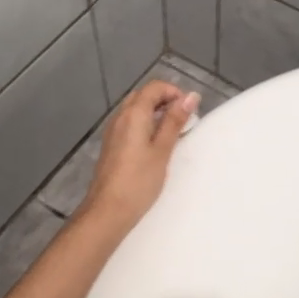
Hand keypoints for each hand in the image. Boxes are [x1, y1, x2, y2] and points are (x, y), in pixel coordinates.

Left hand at [80, 80, 197, 231]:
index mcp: (133, 114)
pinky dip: (144, 124)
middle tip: (182, 120)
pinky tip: (154, 145)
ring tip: (171, 133)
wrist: (107, 210)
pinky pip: (129, 123)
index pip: (154, 87)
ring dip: (154, 113)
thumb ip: (175, 121)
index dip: (174, 92)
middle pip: (143, 95)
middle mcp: (120, 117)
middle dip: (164, 100)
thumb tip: (191, 96)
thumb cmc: (139, 180)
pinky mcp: (111, 145)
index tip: (189, 110)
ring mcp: (113, 131)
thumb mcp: (162, 150)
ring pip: (135, 109)